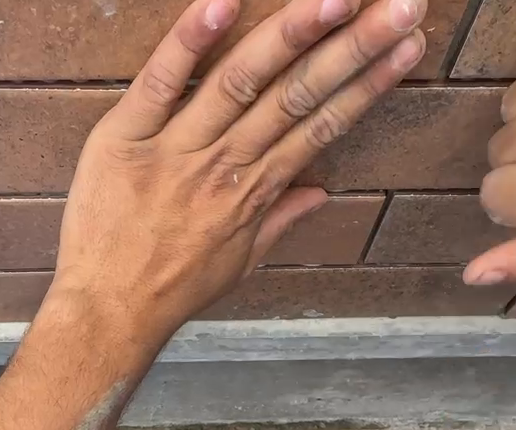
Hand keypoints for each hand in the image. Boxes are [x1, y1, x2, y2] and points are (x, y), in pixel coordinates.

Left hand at [50, 0, 427, 346]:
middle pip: (294, 97)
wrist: (110, 312)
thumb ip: (279, 220)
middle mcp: (224, 166)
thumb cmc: (173, 289)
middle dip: (352, 48)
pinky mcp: (124, 138)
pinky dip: (190, 40)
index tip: (405, 49)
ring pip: (240, 82)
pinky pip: (160, 82)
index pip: (319, 128)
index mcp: (252, 193)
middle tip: (399, 6)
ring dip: (291, 33)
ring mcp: (176, 150)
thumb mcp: (237, 264)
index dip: (364, 86)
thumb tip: (320, 194)